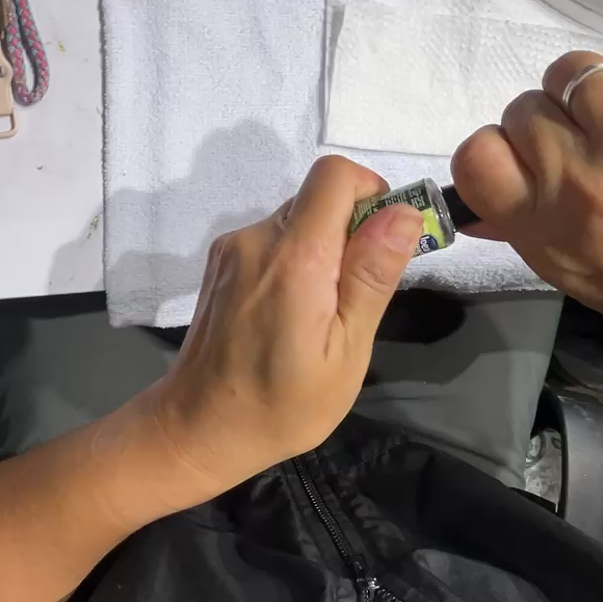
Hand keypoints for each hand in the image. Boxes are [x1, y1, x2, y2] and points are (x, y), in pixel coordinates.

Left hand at [147, 156, 422, 488]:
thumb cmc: (281, 403)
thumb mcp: (346, 350)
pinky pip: (271, 241)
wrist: (198, 426)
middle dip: (349, 231)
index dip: (370, 193)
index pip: (334, 175)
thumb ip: (371, 275)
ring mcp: (231, 248)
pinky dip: (294, 261)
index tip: (385, 240)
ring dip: (321, 250)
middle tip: (356, 295)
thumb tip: (404, 213)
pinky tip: (291, 312)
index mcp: (293, 257)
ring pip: (294, 220)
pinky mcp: (219, 263)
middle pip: (316, 198)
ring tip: (321, 313)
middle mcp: (255, 238)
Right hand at [451, 36, 602, 356]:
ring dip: (590, 88)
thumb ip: (537, 238)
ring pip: (570, 72)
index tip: (523, 160)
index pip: (475, 161)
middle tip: (591, 142)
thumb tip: (485, 207)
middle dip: (547, 123)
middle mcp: (581, 184)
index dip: (493, 153)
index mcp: (554, 236)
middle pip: (520, 111)